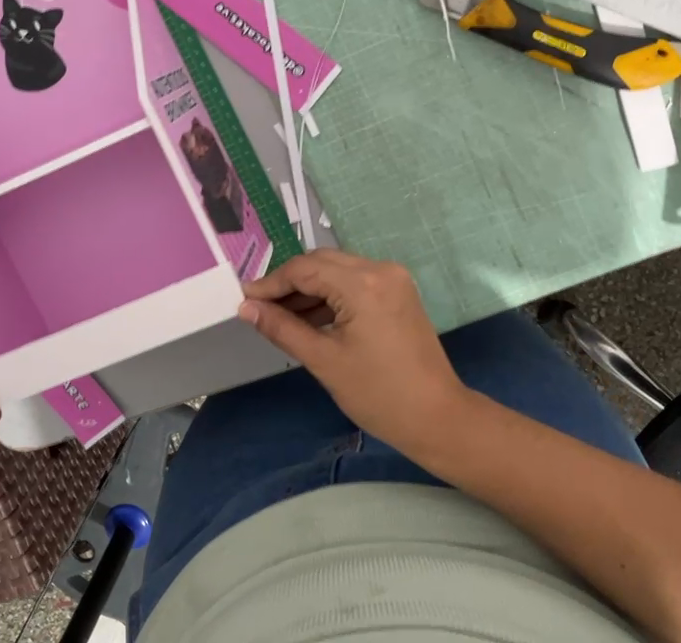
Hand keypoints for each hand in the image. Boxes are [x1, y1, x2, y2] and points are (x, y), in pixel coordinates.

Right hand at [239, 250, 469, 454]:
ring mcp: (393, 279)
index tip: (244, 301)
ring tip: (278, 317)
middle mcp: (380, 269)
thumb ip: (282, 328)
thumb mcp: (324, 360)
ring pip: (338, 271)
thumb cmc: (378, 393)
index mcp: (363, 283)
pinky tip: (309, 319)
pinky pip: (355, 283)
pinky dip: (331, 296)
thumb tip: (247, 308)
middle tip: (258, 309)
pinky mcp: (398, 292)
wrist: (437, 417)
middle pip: (321, 262)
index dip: (271, 283)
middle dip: (288, 283)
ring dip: (309, 290)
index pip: (305, 269)